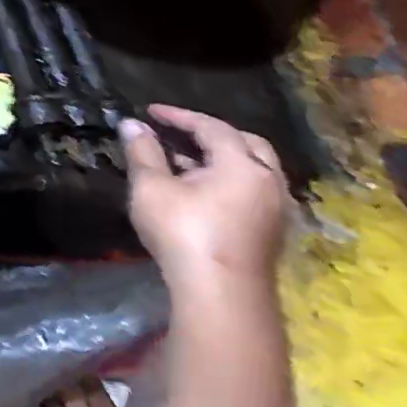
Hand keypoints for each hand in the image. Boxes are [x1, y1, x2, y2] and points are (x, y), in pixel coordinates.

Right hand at [119, 104, 289, 294]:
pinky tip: (203, 190)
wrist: (220, 294)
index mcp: (242, 164)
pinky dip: (230, 178)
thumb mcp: (151, 188)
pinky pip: (253, 189)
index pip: (212, 126)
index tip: (150, 112)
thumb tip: (131, 124)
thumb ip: (142, 152)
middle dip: (210, 132)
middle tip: (179, 132)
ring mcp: (275, 208)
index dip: (179, 116)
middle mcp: (268, 180)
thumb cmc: (183, 233)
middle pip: (245, 142)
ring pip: (253, 168)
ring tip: (186, 160)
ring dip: (222, 157)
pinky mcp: (271, 231)